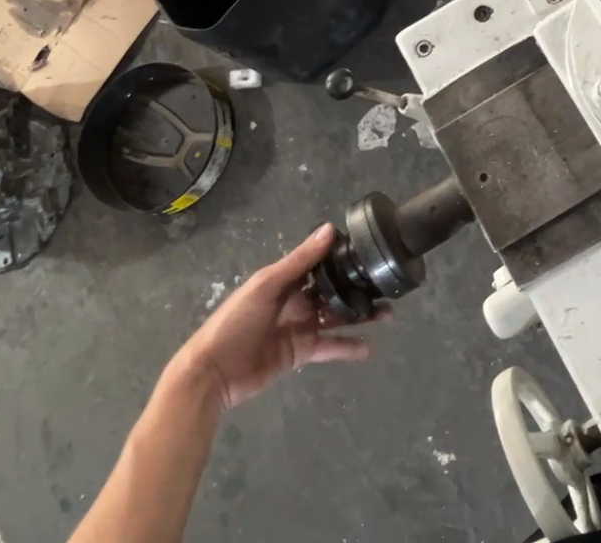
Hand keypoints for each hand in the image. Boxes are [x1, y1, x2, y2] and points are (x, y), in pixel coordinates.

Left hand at [170, 224, 375, 408]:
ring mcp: (300, 327)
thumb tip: (330, 229)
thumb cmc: (235, 322)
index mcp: (286, 280)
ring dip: (360, 316)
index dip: (343, 259)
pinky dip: (348, 347)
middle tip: (387, 286)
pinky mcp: (301, 353)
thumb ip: (299, 261)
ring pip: (336, 318)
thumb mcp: (266, 286)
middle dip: (358, 289)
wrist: (213, 372)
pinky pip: (329, 346)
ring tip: (387, 314)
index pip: (320, 265)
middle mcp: (296, 301)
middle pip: (333, 292)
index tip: (371, 252)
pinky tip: (368, 347)